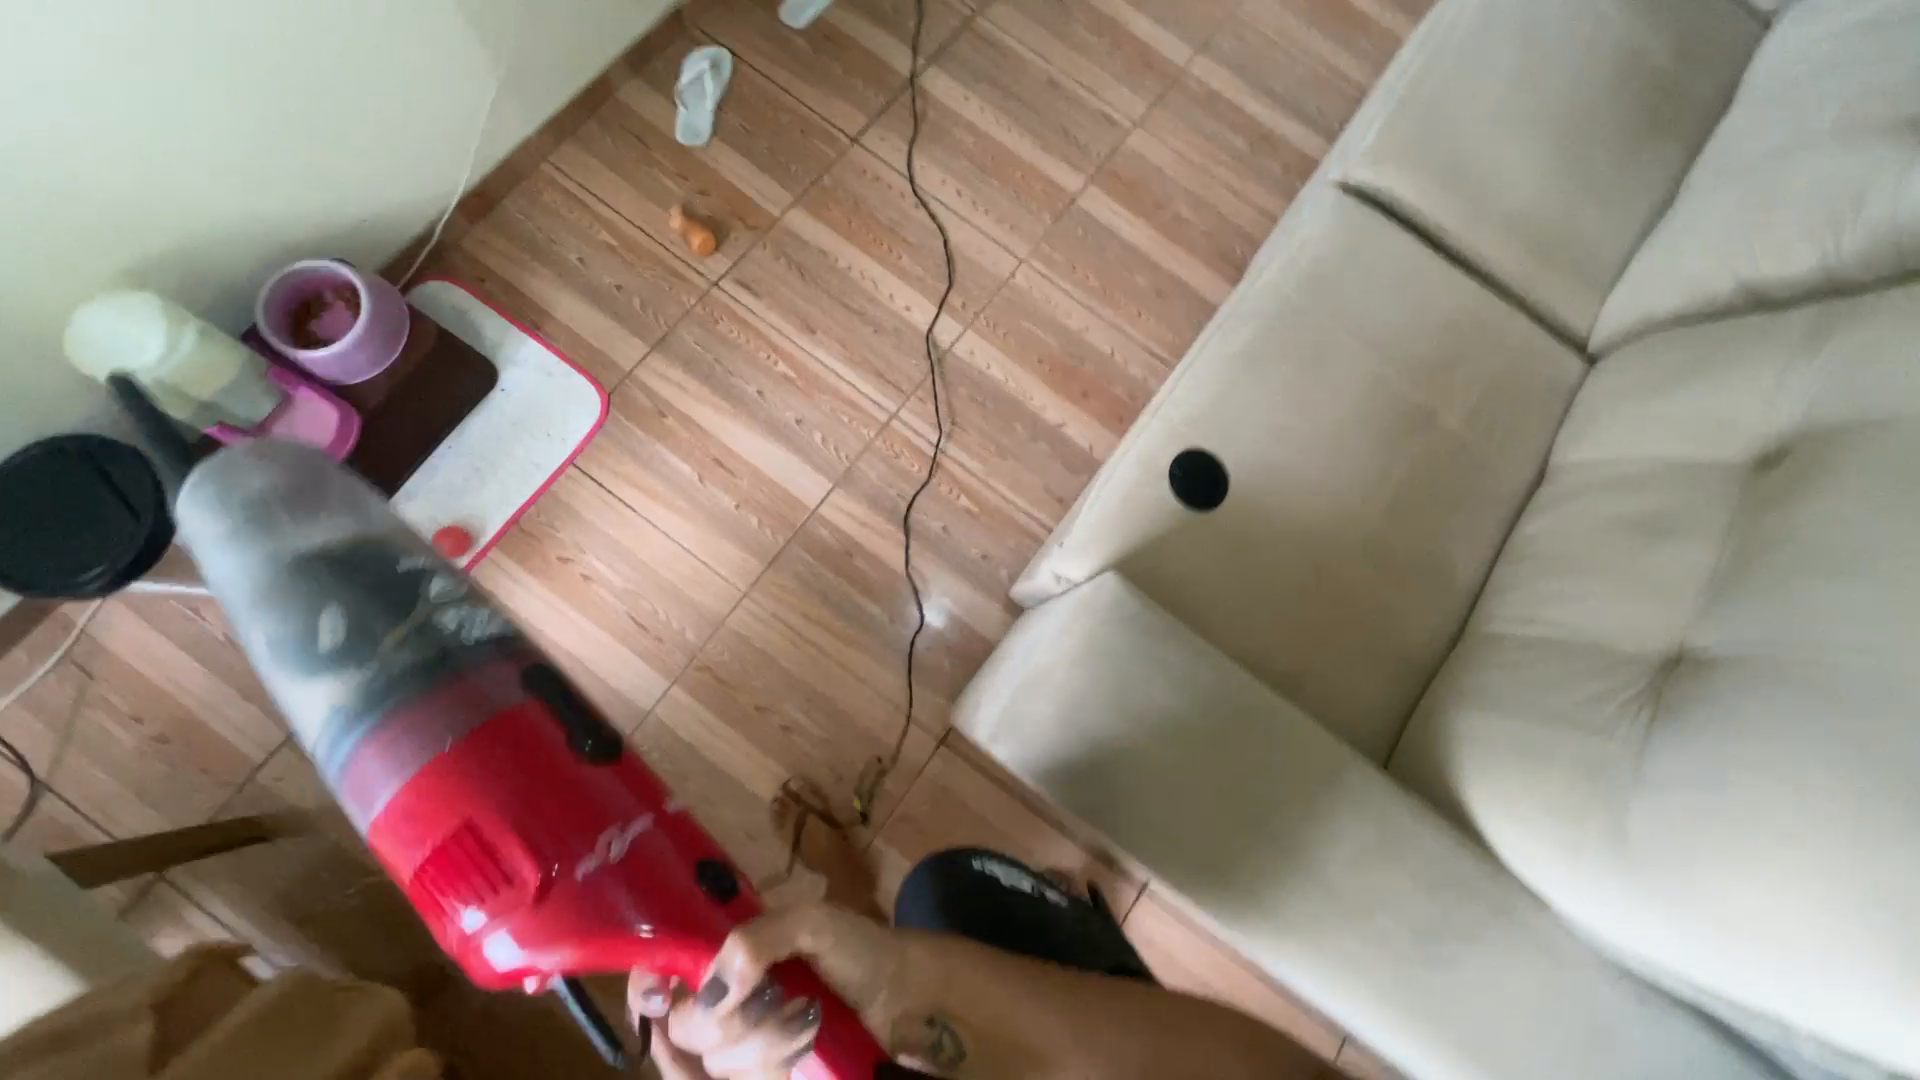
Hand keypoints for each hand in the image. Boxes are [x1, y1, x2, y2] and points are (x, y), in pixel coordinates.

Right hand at [629, 903, 928, 1078]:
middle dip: (731, 1018)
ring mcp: (743, 1048)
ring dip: (763, 1044)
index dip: (648, 988)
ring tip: (807, 1021)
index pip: (661, 973)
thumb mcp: (812, 923)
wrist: (905, 998)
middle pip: (686, 1028)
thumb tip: (711, 990)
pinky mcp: (765, 1077)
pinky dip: (756, 1069)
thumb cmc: (858, 949)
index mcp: (728, 957)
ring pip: (714, 1062)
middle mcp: (727, 1002)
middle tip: (778, 996)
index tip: (660, 995)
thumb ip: (758, 939)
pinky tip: (786, 1059)